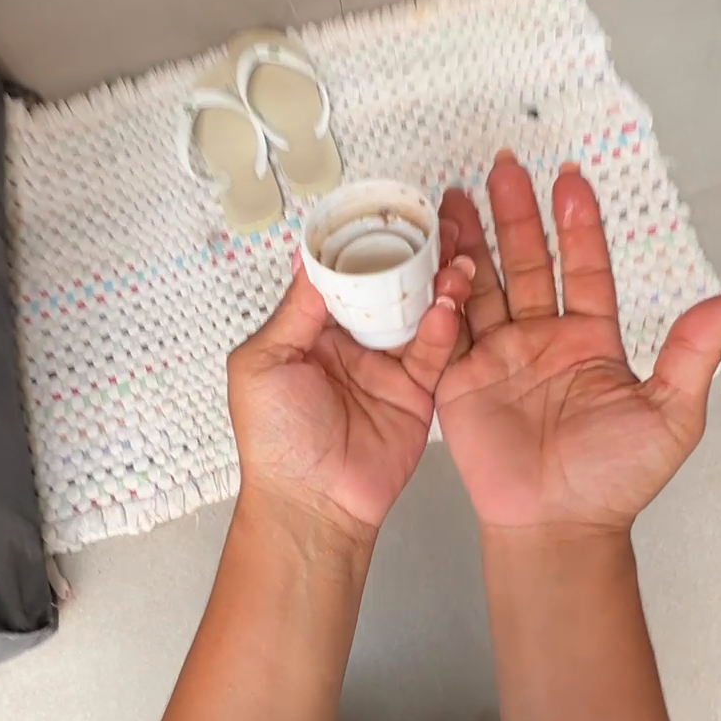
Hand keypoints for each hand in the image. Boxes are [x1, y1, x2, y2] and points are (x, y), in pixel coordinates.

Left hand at [229, 249, 475, 535]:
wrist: (312, 504)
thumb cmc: (275, 436)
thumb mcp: (263, 363)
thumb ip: (295, 311)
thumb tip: (309, 257)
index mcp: (312, 332)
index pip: (344, 278)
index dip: (365, 247)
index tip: (389, 216)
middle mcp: (352, 343)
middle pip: (388, 291)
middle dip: (412, 258)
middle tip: (438, 225)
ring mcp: (387, 366)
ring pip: (417, 315)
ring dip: (437, 284)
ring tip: (456, 256)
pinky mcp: (417, 392)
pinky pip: (433, 352)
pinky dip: (443, 327)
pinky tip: (450, 302)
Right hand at [436, 151, 720, 535]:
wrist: (556, 523)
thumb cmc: (613, 476)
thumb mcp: (670, 412)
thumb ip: (692, 350)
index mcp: (589, 339)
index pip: (585, 267)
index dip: (578, 223)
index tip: (570, 178)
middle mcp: (542, 338)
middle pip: (527, 261)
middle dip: (516, 213)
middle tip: (504, 166)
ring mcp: (498, 355)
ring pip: (484, 283)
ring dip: (472, 239)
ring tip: (458, 195)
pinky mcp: (460, 377)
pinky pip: (450, 326)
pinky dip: (442, 291)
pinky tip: (437, 255)